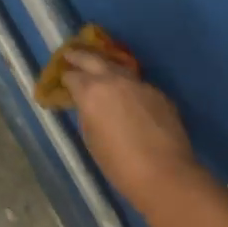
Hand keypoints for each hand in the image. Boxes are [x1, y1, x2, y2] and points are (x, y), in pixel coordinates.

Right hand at [61, 48, 202, 205]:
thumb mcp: (91, 138)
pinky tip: (129, 99)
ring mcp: (140, 85)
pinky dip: (129, 88)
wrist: (164, 173)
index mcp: (91, 92)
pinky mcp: (159, 94)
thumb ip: (87, 114)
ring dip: (107, 69)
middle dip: (80, 56)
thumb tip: (89, 105)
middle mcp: (115, 80)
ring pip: (119, 69)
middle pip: (93, 59)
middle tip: (70, 53)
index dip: (65, 78)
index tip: (62, 80)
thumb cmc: (118, 163)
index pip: (72, 76)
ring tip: (100, 73)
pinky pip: (138, 86)